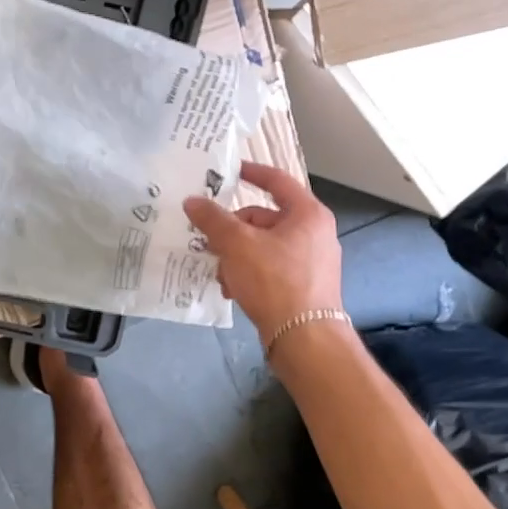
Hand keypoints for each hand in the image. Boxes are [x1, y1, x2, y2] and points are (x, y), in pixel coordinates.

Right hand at [184, 162, 343, 340]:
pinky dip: (248, 272)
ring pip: (263, 245)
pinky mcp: (305, 286)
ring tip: (220, 271)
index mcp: (308, 214)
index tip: (227, 171)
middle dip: (232, 229)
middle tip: (209, 238)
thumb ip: (212, 219)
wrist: (304, 338)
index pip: (277, 180)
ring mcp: (312, 262)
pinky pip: (270, 268)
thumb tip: (193, 201)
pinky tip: (232, 288)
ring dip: (236, 254)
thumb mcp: (236, 244)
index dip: (250, 172)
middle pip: (264, 217)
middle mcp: (315, 233)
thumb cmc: (274, 280)